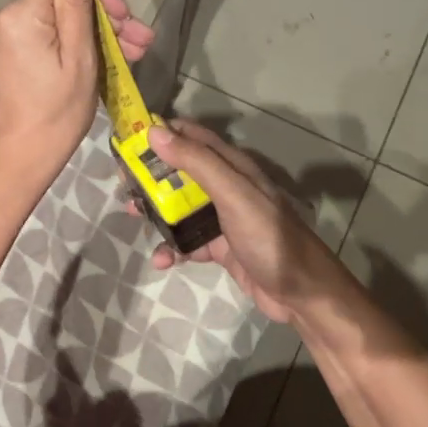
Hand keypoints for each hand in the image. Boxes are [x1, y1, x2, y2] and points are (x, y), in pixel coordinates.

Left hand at [0, 0, 154, 185]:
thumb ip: (76, 3)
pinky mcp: (4, 53)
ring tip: (134, 55)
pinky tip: (105, 60)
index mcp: (19, 14)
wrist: (21, 159)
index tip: (125, 19)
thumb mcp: (79, 57)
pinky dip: (72, 45)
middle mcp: (3, 17)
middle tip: (141, 43)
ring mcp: (1, 36)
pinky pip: (44, 36)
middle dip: (104, 17)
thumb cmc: (57, 113)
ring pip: (56, 20)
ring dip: (94, 33)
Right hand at [144, 120, 339, 322]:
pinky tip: (162, 260)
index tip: (128, 138)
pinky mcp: (222, 247)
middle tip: (124, 182)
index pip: (192, 136)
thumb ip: (196, 162)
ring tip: (133, 216)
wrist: (303, 295)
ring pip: (181, 207)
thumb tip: (155, 131)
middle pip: (182, 172)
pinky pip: (189, 241)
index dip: (162, 133)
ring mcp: (224, 218)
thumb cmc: (270, 238)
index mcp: (233, 167)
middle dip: (152, 175)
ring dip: (157, 211)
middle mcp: (227, 187)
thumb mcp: (233, 195)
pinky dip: (173, 248)